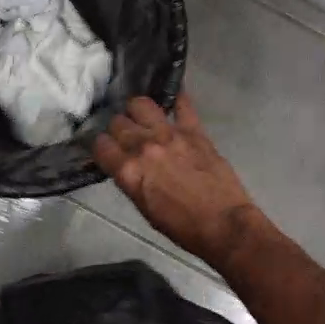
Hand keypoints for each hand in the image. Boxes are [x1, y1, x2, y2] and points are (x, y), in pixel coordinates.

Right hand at [93, 94, 262, 263]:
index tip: (106, 150)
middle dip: (117, 128)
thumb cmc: (182, 227)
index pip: (100, 145)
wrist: (224, 225)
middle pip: (118, 122)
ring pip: (141, 104)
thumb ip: (130, 180)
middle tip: (125, 135)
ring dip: (137, 109)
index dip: (101, 147)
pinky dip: (177, 97)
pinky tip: (173, 96)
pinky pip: (182, 105)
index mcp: (129, 171)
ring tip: (142, 116)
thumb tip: (124, 165)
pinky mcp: (195, 131)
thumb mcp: (144, 208)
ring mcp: (170, 135)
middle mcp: (144, 147)